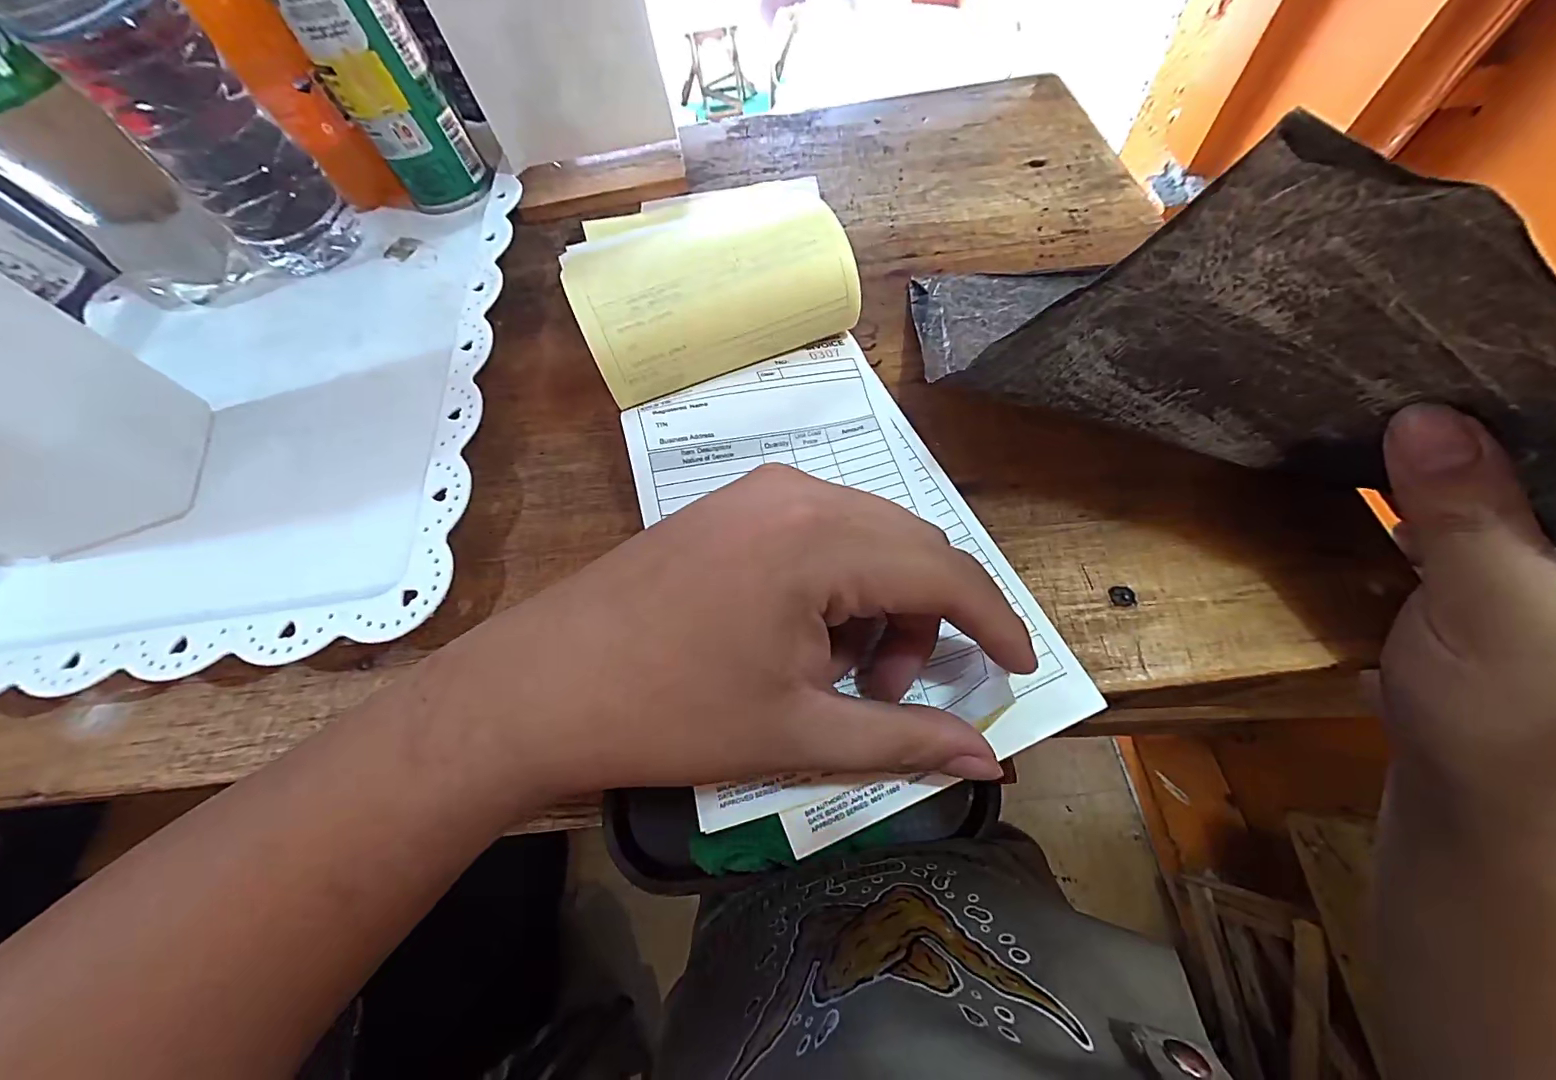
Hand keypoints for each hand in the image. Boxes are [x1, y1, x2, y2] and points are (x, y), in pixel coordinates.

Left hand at [420, 465, 1037, 805]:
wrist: (536, 689)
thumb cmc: (669, 714)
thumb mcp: (798, 734)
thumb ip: (905, 741)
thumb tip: (988, 759)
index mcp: (821, 538)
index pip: (945, 569)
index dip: (994, 621)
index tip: (1020, 666)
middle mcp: (800, 492)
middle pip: (911, 548)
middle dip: (926, 621)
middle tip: (888, 693)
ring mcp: (762, 491)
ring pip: (870, 539)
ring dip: (881, 605)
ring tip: (835, 673)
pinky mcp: (736, 505)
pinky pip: (825, 534)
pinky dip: (841, 586)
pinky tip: (801, 637)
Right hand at [1375, 363, 1555, 826]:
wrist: (1487, 806)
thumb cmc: (1513, 728)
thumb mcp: (1494, 619)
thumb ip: (1469, 514)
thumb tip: (1418, 414)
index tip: (1448, 406)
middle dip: (1502, 418)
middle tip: (1405, 424)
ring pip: (1552, 453)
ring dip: (1469, 449)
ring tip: (1393, 450)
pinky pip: (1512, 489)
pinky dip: (1455, 480)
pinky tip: (1404, 489)